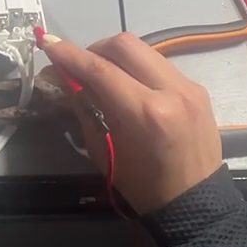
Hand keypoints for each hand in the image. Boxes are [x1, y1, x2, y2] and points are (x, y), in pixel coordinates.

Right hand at [37, 32, 221, 212]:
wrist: (196, 203)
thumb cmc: (144, 186)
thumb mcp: (104, 150)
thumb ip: (85, 108)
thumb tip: (66, 78)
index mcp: (145, 113)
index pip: (100, 71)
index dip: (70, 55)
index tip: (49, 43)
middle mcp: (170, 91)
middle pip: (125, 45)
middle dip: (95, 48)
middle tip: (80, 66)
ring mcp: (189, 86)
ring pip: (144, 49)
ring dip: (117, 56)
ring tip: (104, 76)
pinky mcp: (197, 88)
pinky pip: (160, 64)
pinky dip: (138, 68)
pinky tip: (130, 87)